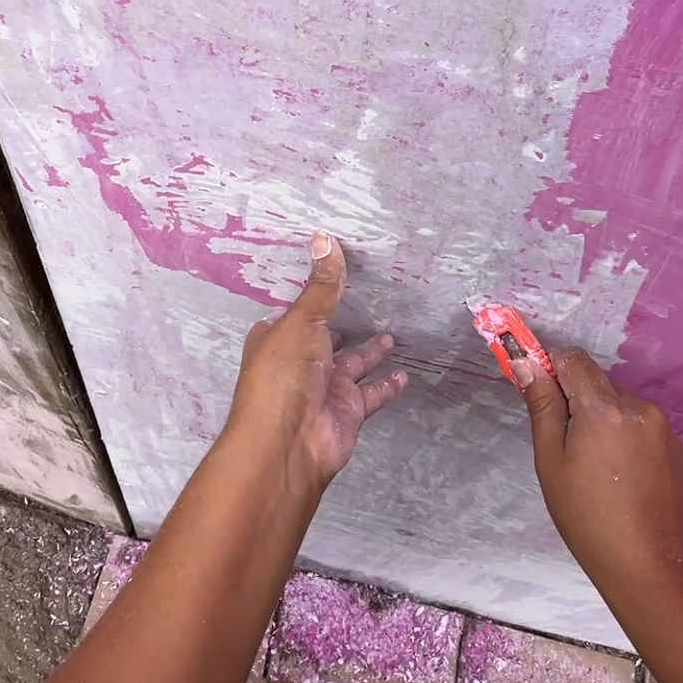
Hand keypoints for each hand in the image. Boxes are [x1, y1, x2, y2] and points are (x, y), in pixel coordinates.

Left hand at [227, 232, 408, 488]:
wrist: (289, 444)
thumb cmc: (283, 376)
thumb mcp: (302, 321)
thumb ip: (321, 285)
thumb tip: (324, 237)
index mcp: (279, 337)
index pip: (299, 311)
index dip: (314, 295)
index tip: (336, 277)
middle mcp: (300, 361)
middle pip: (327, 336)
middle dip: (345, 323)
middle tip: (372, 302)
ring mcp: (324, 387)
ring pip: (353, 364)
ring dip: (371, 351)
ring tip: (393, 333)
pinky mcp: (346, 410)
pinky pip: (371, 393)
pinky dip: (387, 385)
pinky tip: (404, 374)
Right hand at [513, 346, 682, 588]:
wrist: (649, 569)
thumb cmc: (586, 517)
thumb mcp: (551, 461)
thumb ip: (542, 406)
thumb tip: (527, 364)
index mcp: (603, 408)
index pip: (573, 358)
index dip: (551, 367)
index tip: (540, 393)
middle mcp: (639, 407)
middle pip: (596, 382)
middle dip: (576, 400)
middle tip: (565, 444)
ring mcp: (664, 428)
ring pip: (619, 404)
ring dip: (602, 418)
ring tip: (596, 467)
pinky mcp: (679, 449)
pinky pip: (641, 426)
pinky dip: (625, 437)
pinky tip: (622, 476)